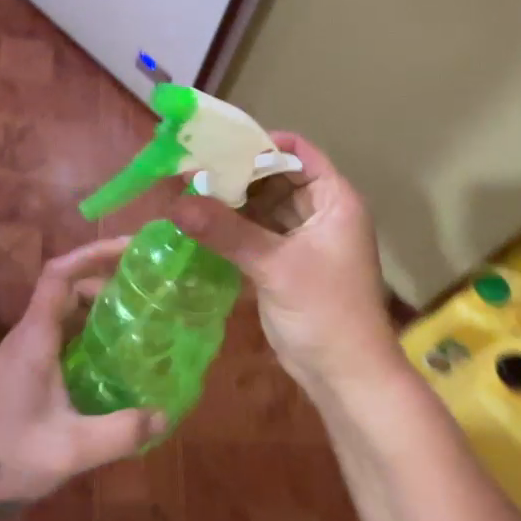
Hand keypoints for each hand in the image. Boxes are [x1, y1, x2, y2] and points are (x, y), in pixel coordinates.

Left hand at [0, 238, 166, 520]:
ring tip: (141, 321)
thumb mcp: (72, 450)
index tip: (132, 249)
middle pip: (66, 290)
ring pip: (63, 315)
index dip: (93, 253)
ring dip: (98, 310)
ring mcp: (22, 356)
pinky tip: (114, 361)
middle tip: (149, 291)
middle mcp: (26, 338)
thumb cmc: (7, 459)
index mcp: (33, 339)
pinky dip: (88, 336)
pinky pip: (60, 338)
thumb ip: (121, 432)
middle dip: (106, 281)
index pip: (58, 275)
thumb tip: (165, 415)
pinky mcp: (23, 374)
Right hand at [168, 132, 397, 393]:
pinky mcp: (284, 265)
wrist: (345, 376)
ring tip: (184, 196)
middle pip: (274, 177)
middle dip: (234, 175)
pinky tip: (197, 227)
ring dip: (229, 204)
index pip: (297, 151)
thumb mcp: (275, 266)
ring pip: (261, 208)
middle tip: (187, 172)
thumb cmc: (325, 312)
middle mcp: (320, 212)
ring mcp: (302, 240)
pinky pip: (255, 235)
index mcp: (334, 200)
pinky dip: (231, 230)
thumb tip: (175, 204)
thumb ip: (226, 231)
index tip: (215, 146)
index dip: (259, 144)